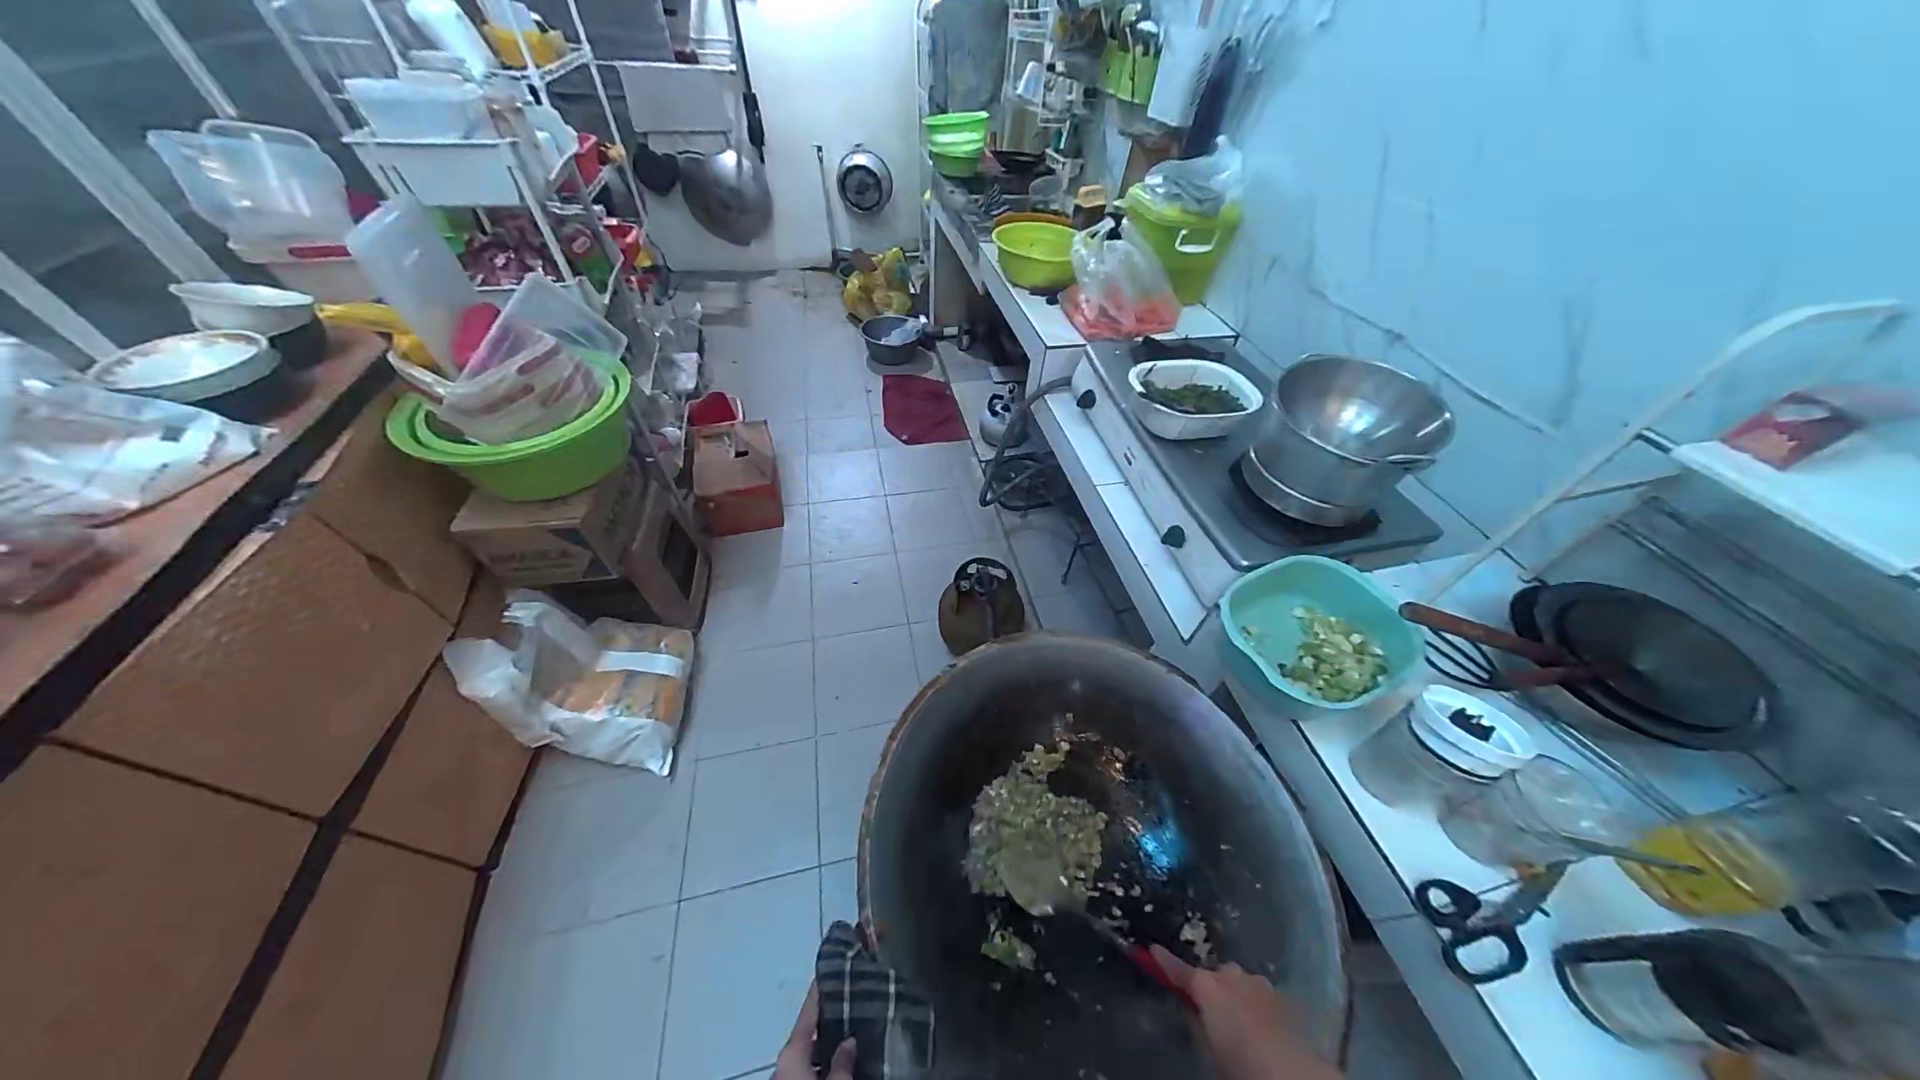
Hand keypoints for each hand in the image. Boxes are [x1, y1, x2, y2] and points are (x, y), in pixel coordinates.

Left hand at [772, 982, 856, 1079]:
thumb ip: (843, 1061)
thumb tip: (849, 1041)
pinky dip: (819, 1066)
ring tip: (852, 1041)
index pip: (807, 1013)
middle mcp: (781, 1063)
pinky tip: (837, 1067)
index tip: (828, 971)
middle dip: (829, 1025)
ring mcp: (782, 1078)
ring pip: (806, 1057)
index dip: (818, 992)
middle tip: (853, 1012)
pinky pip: (804, 1072)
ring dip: (825, 1050)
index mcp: (790, 1053)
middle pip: (807, 1035)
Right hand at [1150, 945, 1341, 1079]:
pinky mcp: (1283, 999)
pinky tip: (1265, 1031)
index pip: (1179, 970)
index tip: (1151, 951)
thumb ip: (1197, 1023)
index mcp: (1207, 986)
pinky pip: (1261, 995)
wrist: (1294, 1076)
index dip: (1163, 961)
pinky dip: (1257, 1006)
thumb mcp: (1208, 1050)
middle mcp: (1232, 976)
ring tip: (1243, 1026)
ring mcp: (1260, 984)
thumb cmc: (1240, 1067)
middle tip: (1213, 1014)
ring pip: (1240, 982)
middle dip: (1212, 986)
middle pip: (1215, 974)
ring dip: (1237, 994)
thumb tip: (1193, 1010)